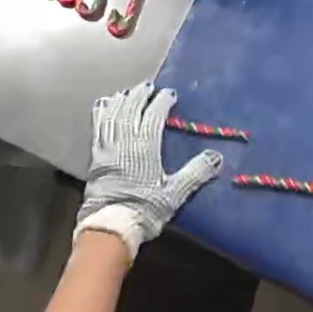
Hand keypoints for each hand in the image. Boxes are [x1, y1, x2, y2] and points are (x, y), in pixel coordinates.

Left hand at [75, 82, 221, 258]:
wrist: (111, 224)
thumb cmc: (145, 209)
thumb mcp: (174, 193)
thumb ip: (195, 172)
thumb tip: (216, 156)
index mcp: (145, 146)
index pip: (154, 115)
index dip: (162, 101)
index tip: (170, 94)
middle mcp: (125, 140)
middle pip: (132, 109)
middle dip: (141, 95)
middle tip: (148, 86)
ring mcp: (108, 146)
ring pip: (114, 114)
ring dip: (122, 100)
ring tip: (128, 92)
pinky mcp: (96, 155)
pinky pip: (98, 126)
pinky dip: (102, 111)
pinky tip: (104, 104)